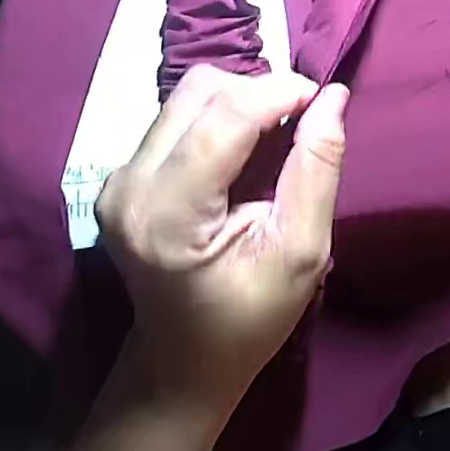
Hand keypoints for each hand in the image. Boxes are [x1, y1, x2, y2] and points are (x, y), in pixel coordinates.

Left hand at [95, 66, 349, 405]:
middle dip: (257, 92)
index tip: (319, 96)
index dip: (277, 91)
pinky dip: (213, 117)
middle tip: (296, 122)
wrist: (179, 359)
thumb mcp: (300, 255)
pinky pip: (174, 115)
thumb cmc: (247, 319)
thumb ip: (316, 171)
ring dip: (235, 101)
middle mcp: (129, 184)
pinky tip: (234, 154)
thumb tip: (332, 97)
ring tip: (267, 139)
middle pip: (198, 91)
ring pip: (184, 95)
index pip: (224, 117)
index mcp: (169, 214)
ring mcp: (116, 176)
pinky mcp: (118, 173)